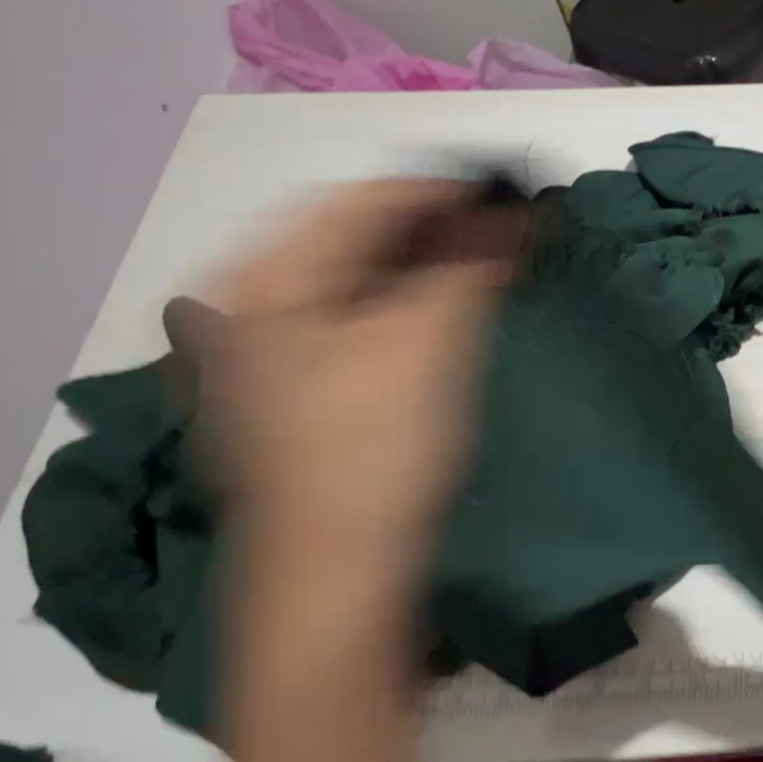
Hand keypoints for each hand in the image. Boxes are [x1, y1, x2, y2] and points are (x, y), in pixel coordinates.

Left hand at [188, 180, 523, 552]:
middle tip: (508, 237)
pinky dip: (407, 311)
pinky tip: (446, 325)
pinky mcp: (299, 397)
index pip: (358, 200)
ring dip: (424, 270)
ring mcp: (267, 355)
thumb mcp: (427, 344)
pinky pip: (356, 326)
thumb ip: (469, 266)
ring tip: (488, 273)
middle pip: (351, 240)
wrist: (339, 570)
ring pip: (356, 285)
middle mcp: (249, 303)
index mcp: (263, 276)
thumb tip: (513, 213)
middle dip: (435, 231)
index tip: (512, 194)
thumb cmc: (378, 451)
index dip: (441, 191)